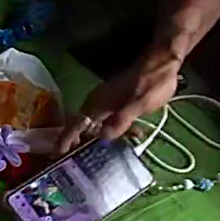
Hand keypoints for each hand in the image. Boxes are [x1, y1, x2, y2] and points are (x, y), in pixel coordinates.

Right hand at [57, 48, 182, 152]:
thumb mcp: (138, 104)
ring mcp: (105, 99)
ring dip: (92, 136)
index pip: (76, 124)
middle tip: (74, 159)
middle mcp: (97, 101)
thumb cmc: (151, 82)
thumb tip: (102, 136)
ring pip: (92, 121)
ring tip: (98, 152)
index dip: (66, 139)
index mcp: (99, 104)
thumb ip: (120, 120)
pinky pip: (104, 117)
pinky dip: (106, 129)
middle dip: (74, 141)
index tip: (57, 154)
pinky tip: (125, 136)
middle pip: (80, 124)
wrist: (161, 61)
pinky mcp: (115, 99)